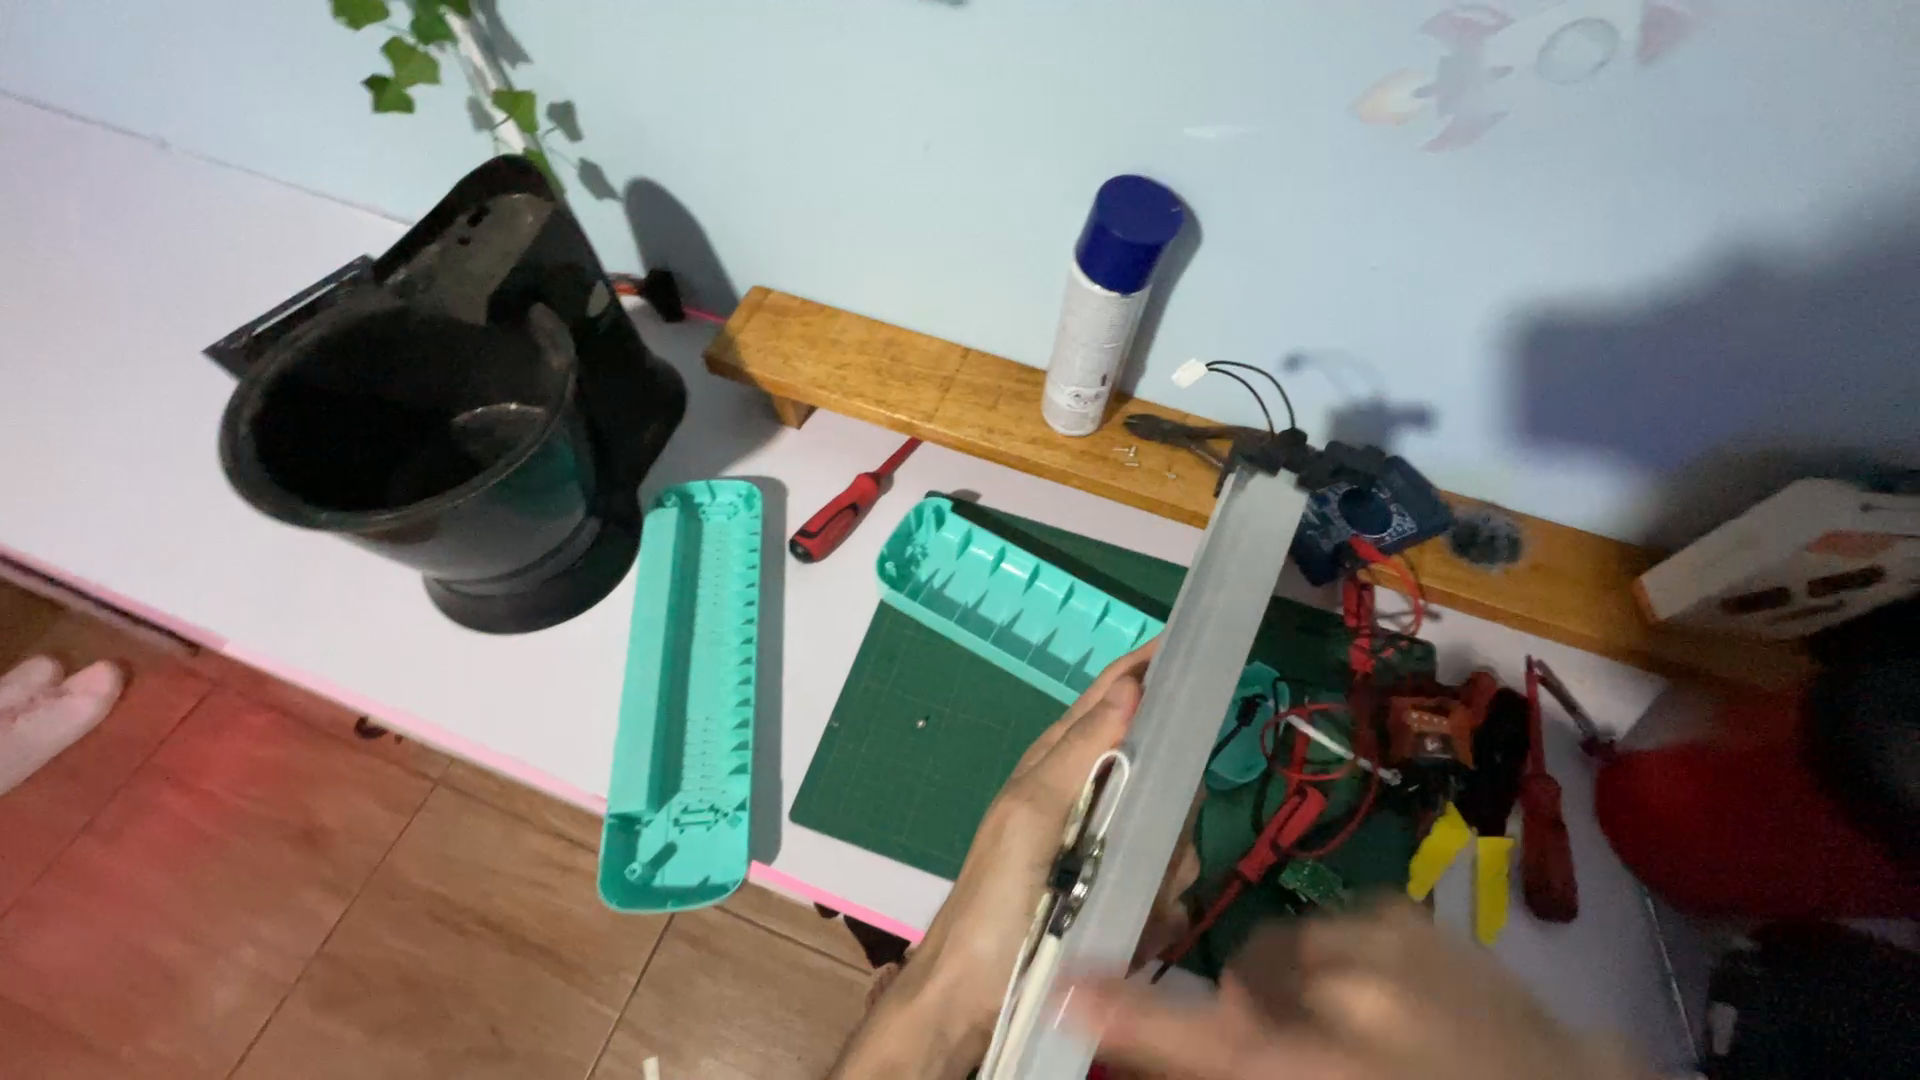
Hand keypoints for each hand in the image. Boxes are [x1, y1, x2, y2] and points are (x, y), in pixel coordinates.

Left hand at [833, 639, 1179, 1078]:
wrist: (978, 992)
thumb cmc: (995, 893)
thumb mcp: (1032, 812)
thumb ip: (1079, 749)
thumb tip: (1130, 685)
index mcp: (1059, 760)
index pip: (1111, 696)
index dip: (1147, 667)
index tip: (1195, 648)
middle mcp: (1087, 792)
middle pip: (1160, 767)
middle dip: (1171, 804)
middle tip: (1150, 843)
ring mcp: (1105, 843)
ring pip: (1170, 828)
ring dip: (1163, 864)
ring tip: (1130, 897)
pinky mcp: (1119, 889)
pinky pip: (1164, 880)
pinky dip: (1158, 903)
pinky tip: (1139, 925)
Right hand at [1069, 899, 1652, 1079]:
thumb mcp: (1317, 1073)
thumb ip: (1260, 1050)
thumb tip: (1228, 1023)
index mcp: (1314, 1059)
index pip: (1195, 1037)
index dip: (1124, 1012)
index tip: (1070, 987)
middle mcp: (1342, 991)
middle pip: (1246, 978)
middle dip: (1250, 1010)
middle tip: (1286, 1047)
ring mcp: (1384, 945)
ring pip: (1292, 948)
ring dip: (1303, 984)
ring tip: (1359, 1029)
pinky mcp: (1419, 922)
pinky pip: (1345, 927)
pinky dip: (1348, 958)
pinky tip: (1396, 998)